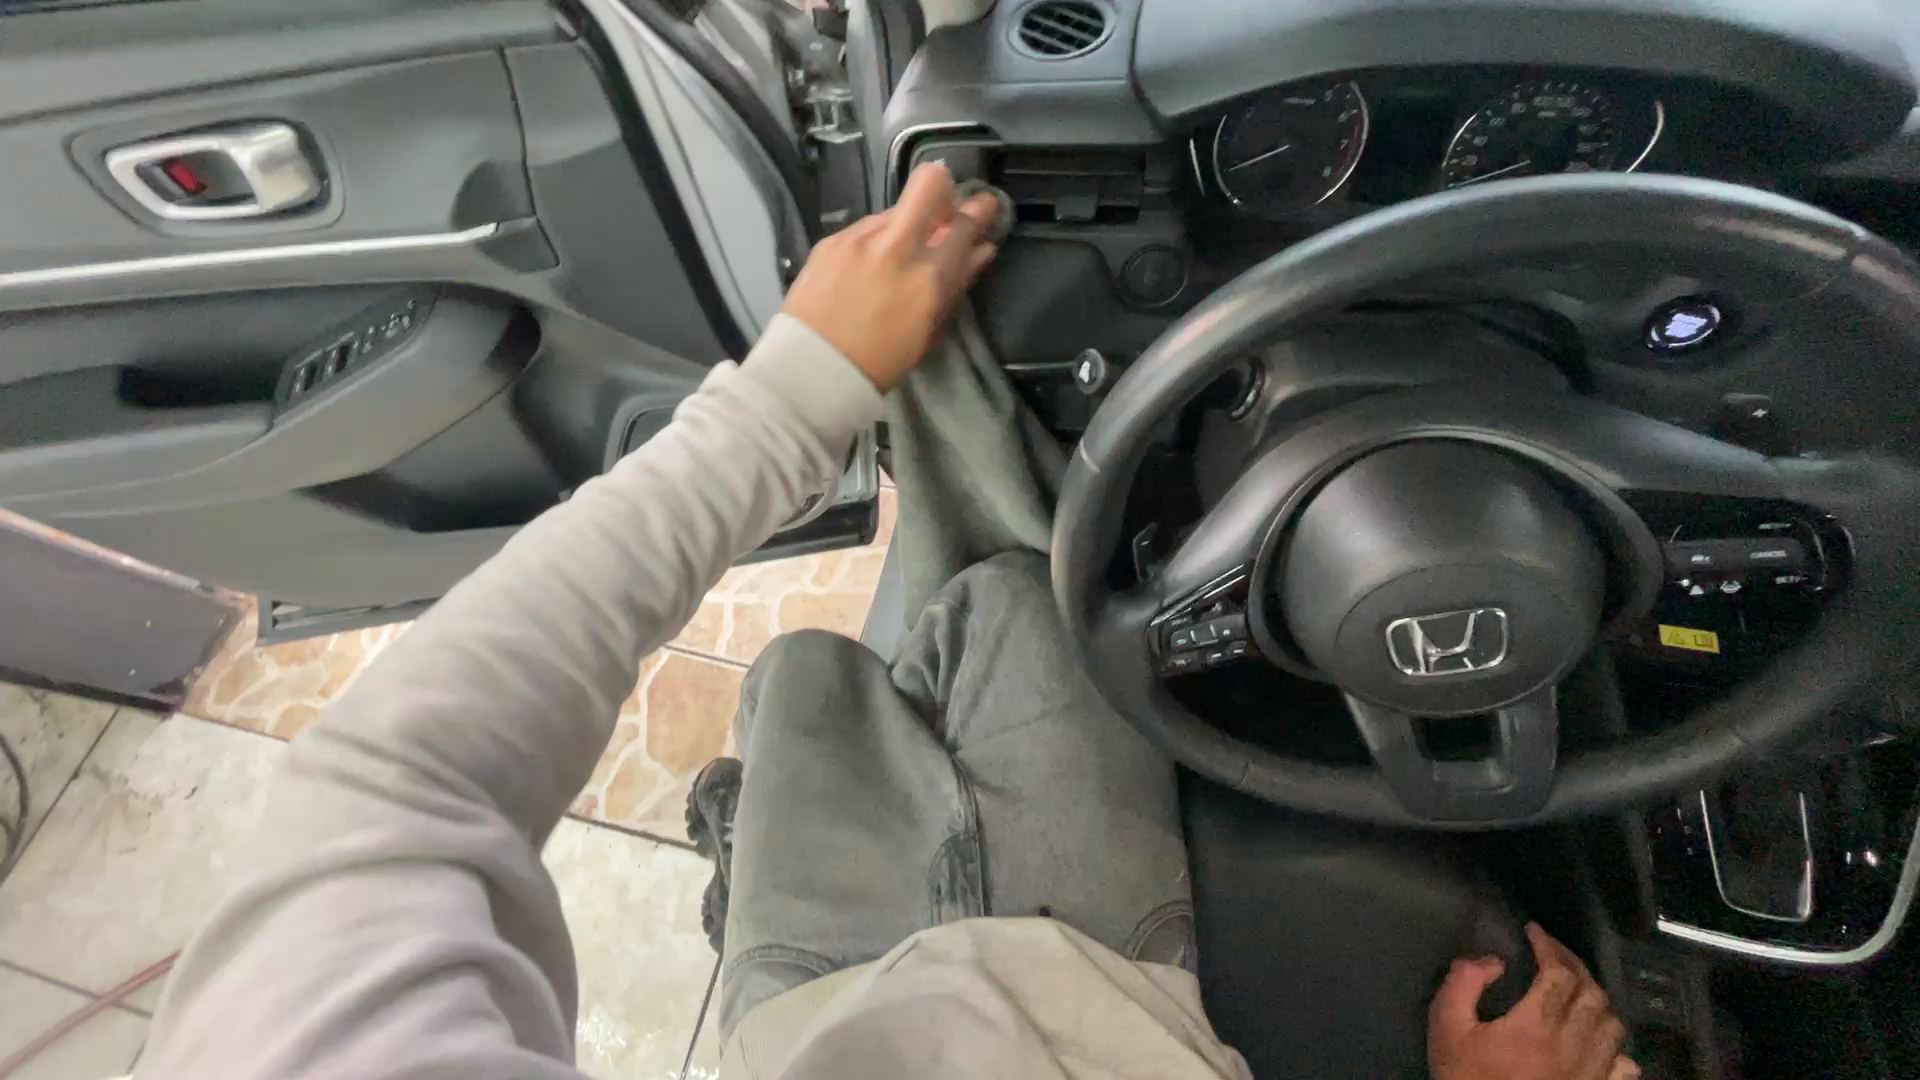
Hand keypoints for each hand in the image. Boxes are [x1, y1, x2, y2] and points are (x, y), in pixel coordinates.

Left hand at [781, 163, 999, 390]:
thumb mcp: (928, 333)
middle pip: (929, 183)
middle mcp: (895, 246)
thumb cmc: (879, 364)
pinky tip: (863, 271)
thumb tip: (980, 250)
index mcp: (927, 278)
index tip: (983, 207)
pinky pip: (863, 228)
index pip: (965, 224)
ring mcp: (859, 238)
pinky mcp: (831, 241)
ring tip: (893, 260)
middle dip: (941, 190)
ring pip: (893, 209)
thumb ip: (956, 286)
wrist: (812, 369)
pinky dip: (872, 242)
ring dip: (903, 226)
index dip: (980, 211)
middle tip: (940, 215)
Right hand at [1429, 923, 1638, 1079]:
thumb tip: (1493, 961)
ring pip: (1613, 1025)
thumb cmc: (1464, 1074)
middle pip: (1593, 995)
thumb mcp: (1445, 1022)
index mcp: (1536, 1026)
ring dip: (1596, 997)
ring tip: (1573, 985)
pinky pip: (1624, 1064)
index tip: (1533, 930)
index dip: (1549, 946)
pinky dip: (1615, 1042)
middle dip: (1574, 963)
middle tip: (1551, 949)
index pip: (1559, 975)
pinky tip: (1595, 1035)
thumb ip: (1464, 982)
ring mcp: (1591, 1074)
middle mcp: (1573, 1047)